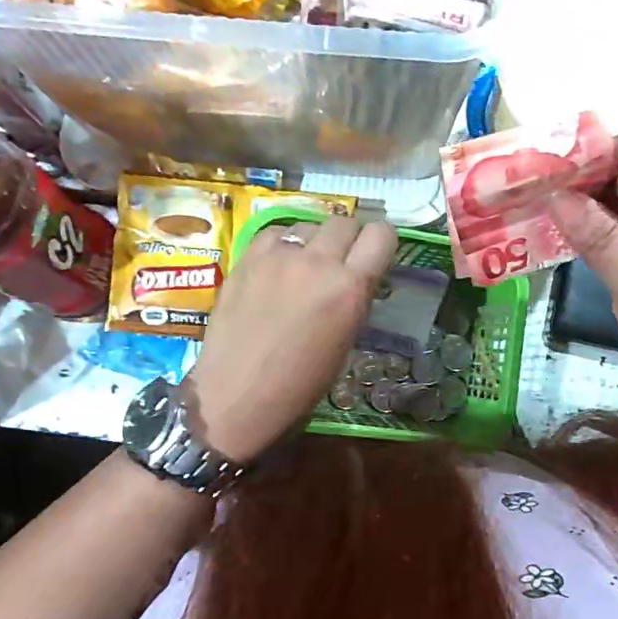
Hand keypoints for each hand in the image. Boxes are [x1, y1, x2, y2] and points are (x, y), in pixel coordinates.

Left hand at [184, 216, 396, 462]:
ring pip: (308, 225)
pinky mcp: (246, 258)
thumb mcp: (344, 344)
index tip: (372, 257)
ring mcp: (278, 256)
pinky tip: (274, 270)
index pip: (381, 235)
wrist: (236, 396)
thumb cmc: (298, 387)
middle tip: (338, 264)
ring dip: (312, 242)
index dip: (380, 244)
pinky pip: (274, 234)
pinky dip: (281, 246)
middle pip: (344, 222)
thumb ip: (354, 301)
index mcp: (350, 289)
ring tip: (302, 269)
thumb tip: (355, 279)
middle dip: (347, 240)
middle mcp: (318, 262)